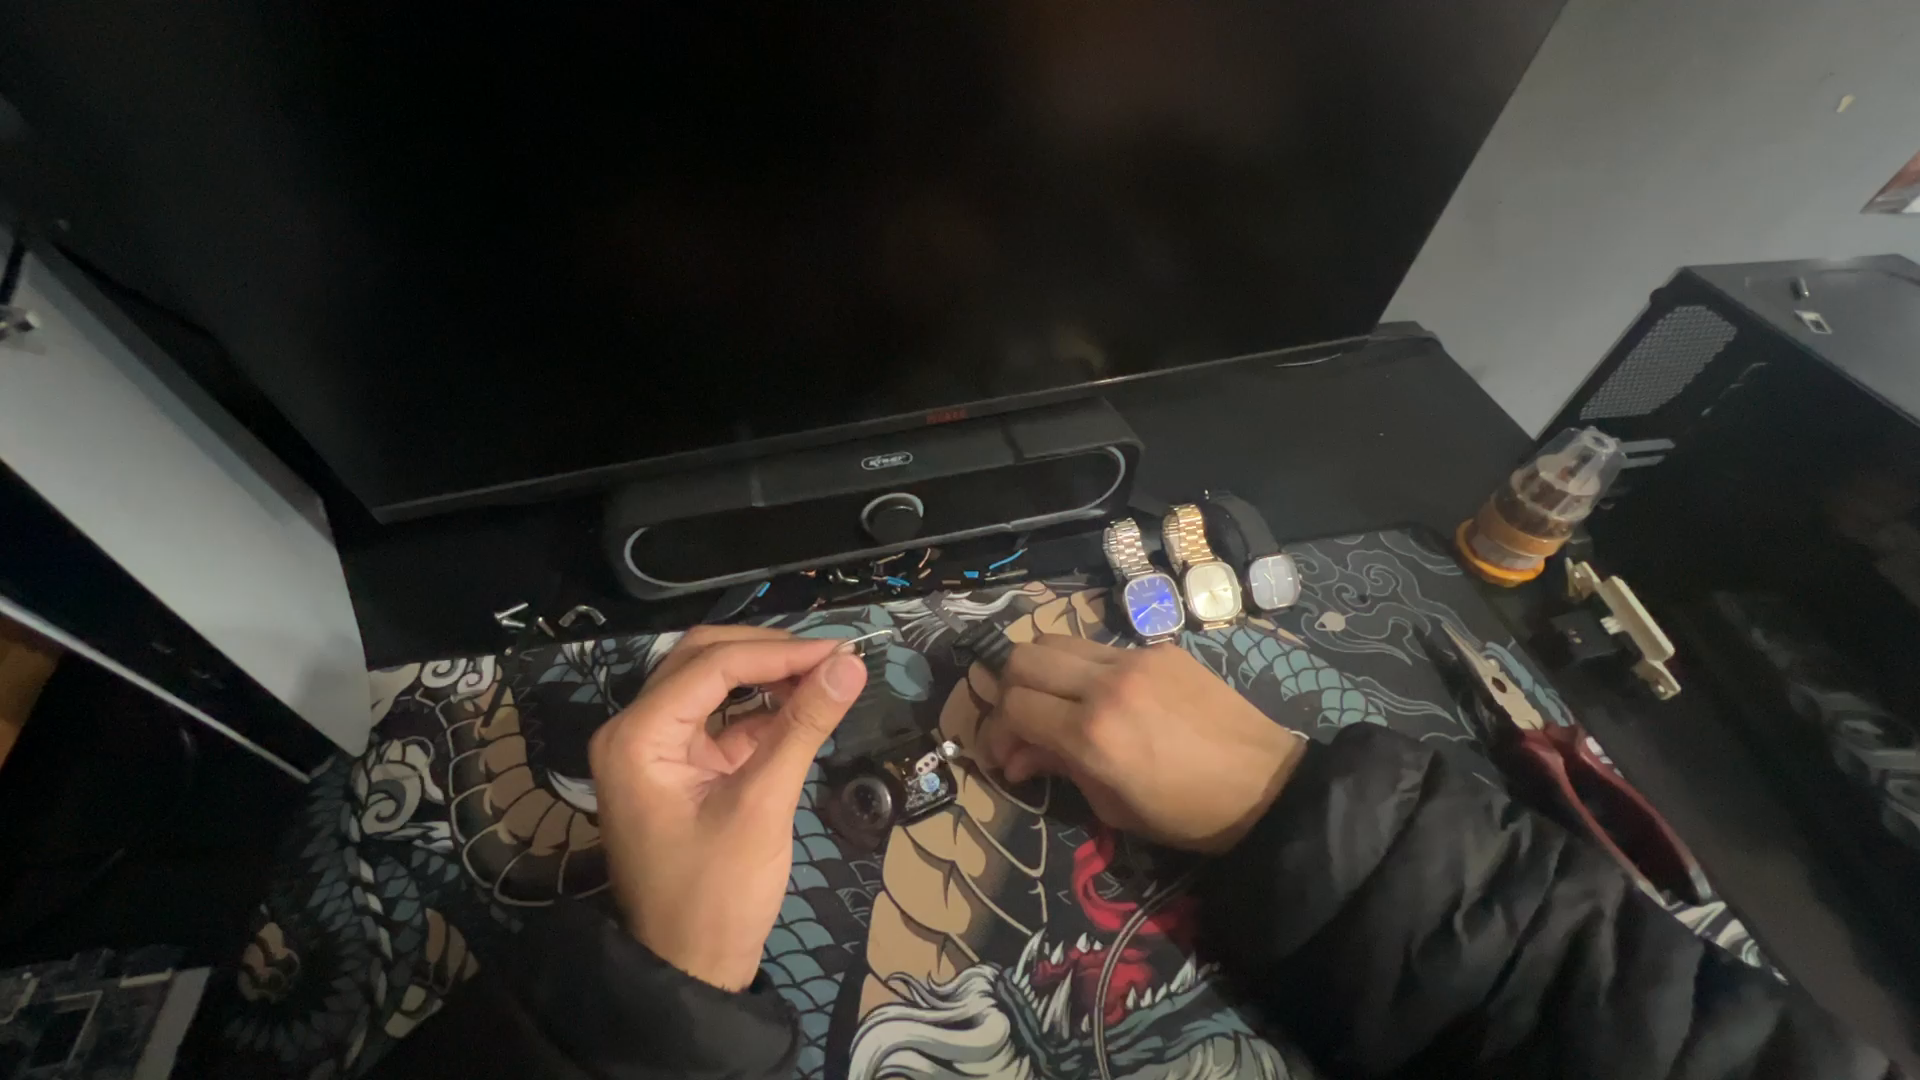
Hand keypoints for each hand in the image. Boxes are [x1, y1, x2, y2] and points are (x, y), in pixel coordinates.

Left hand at [588, 626, 868, 989]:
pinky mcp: (685, 764)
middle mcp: (639, 729)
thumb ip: (804, 726)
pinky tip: (806, 704)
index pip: (712, 665)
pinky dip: (767, 705)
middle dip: (771, 653)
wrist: (691, 972)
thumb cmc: (716, 895)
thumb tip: (851, 663)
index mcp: (638, 736)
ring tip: (827, 674)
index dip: (781, 652)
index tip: (841, 651)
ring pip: (716, 681)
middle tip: (832, 658)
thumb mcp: (763, 805)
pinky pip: (727, 715)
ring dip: (771, 673)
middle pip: (706, 660)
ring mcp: (661, 746)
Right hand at [984, 636, 1305, 853]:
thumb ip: (1058, 768)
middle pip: (1022, 658)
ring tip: (1054, 702)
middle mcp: (1105, 684)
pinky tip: (1104, 697)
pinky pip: (1100, 647)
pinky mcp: (1159, 648)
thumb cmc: (1187, 815)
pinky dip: (1084, 668)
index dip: (996, 731)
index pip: (1013, 705)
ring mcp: (1134, 659)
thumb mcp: (1113, 807)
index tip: (1004, 755)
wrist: (1266, 786)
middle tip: (1022, 722)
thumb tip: (1016, 756)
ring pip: (1056, 640)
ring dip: (1042, 670)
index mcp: (1092, 734)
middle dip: (1008, 691)